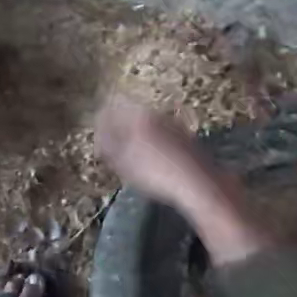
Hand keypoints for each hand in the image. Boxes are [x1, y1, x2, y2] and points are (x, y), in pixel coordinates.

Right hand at [94, 97, 216, 210]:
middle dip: (119, 134)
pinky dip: (152, 147)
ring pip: (146, 128)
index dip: (100, 131)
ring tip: (131, 162)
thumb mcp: (123, 163)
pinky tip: (153, 164)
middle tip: (112, 155)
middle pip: (129, 118)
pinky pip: (161, 137)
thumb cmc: (155, 172)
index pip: (110, 114)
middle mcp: (156, 115)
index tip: (98, 148)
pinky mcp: (186, 138)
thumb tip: (100, 140)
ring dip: (135, 141)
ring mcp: (173, 125)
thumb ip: (108, 148)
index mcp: (138, 116)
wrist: (198, 182)